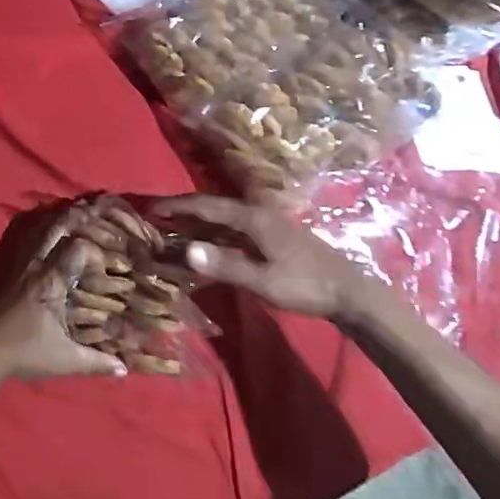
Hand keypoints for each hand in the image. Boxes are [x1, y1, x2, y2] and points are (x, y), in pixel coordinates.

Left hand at [0, 231, 128, 381]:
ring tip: (72, 217)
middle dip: (79, 218)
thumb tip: (124, 370)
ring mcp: (13, 254)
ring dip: (57, 217)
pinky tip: (42, 228)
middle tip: (94, 219)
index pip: (79, 247)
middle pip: (58, 222)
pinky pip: (19, 228)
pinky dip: (35, 222)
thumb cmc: (21, 351)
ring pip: (38, 222)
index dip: (95, 253)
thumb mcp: (63, 359)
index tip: (101, 270)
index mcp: (51, 279)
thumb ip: (95, 362)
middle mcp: (33, 259)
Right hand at [154, 189, 376, 319]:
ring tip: (172, 230)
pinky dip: (212, 232)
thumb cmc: (306, 285)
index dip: (174, 206)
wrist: (351, 293)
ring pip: (221, 217)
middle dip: (181, 211)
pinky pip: (232, 227)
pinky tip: (205, 244)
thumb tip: (186, 250)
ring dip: (196, 222)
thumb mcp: (264, 281)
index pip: (203, 205)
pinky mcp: (271, 235)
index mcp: (251, 216)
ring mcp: (264, 222)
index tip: (148, 209)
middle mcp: (255, 211)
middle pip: (210, 206)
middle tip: (155, 219)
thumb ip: (224, 265)